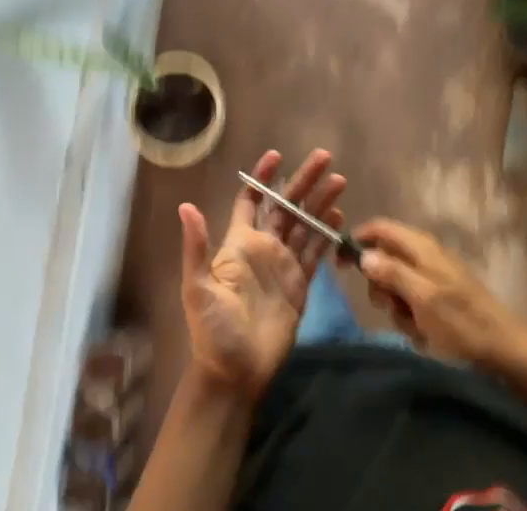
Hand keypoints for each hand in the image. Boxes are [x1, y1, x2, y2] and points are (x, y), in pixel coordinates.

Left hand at [177, 149, 346, 397]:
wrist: (235, 372)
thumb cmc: (212, 330)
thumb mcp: (198, 288)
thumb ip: (197, 248)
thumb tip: (186, 207)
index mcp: (239, 244)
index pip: (252, 200)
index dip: (263, 177)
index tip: (277, 154)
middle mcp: (263, 248)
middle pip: (286, 205)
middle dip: (303, 180)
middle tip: (324, 157)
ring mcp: (283, 265)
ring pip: (305, 224)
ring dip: (320, 202)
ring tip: (339, 180)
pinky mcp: (300, 284)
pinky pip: (316, 252)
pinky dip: (327, 233)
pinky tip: (340, 215)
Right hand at [352, 218, 526, 366]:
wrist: (502, 347)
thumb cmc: (461, 322)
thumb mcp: (422, 298)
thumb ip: (392, 273)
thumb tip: (364, 255)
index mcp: (422, 247)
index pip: (381, 228)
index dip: (359, 240)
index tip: (341, 264)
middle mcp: (425, 256)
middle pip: (384, 260)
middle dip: (381, 287)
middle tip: (392, 307)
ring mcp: (432, 277)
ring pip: (395, 285)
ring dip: (397, 308)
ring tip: (415, 326)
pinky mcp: (438, 298)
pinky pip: (411, 302)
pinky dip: (411, 318)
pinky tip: (424, 334)